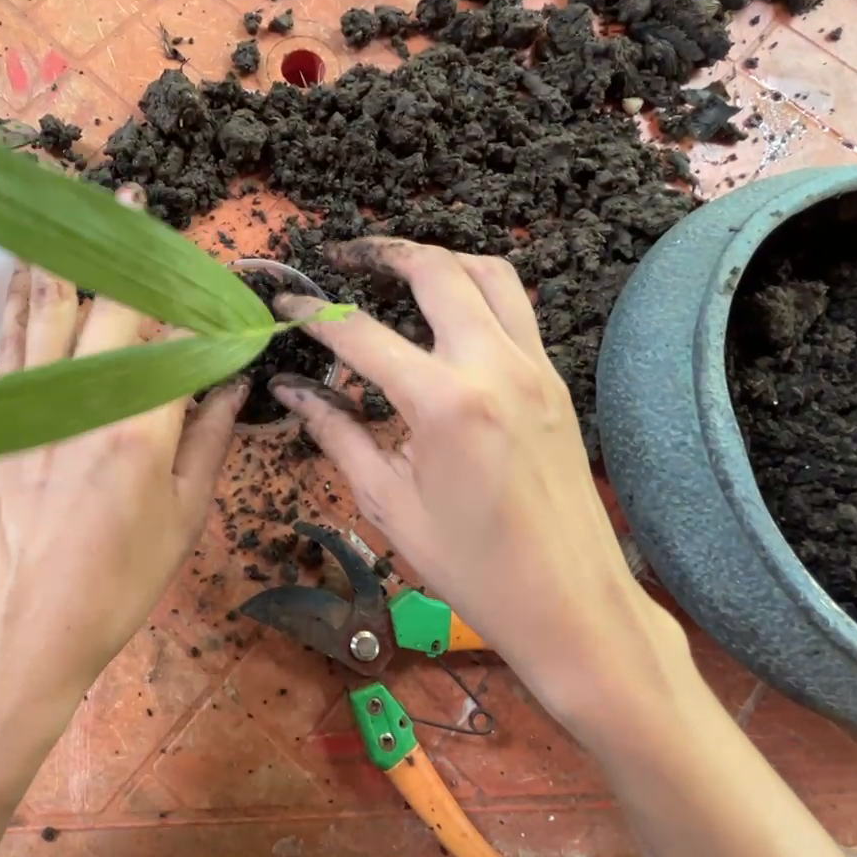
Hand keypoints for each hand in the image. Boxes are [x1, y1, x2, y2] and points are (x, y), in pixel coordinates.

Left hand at [0, 218, 246, 706]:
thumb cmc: (115, 586)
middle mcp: (80, 399)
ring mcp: (29, 405)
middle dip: (118, 246)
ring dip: (57, 253)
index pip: (168, 334)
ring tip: (64, 206)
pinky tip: (24, 276)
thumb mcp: (183, 519)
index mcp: (137, 424)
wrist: (18, 632)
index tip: (195, 261)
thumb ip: (210, 440)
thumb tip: (230, 382)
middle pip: (101, 303)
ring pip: (42, 309)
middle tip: (128, 196)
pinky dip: (20, 301)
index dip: (183, 292)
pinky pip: (10, 344)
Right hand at [270, 238, 680, 722]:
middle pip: (437, 271)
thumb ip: (335, 433)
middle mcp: (495, 366)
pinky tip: (446, 313)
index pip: (362, 334)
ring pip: (490, 274)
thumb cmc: (470, 565)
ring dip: (439, 260)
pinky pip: (515, 307)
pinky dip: (476, 289)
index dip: (315, 315)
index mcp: (444, 402)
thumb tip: (290, 390)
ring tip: (398, 269)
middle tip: (345, 256)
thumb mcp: (387, 502)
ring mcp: (534, 367)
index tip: (285, 307)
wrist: (571, 603)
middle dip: (384, 253)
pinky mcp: (554, 379)